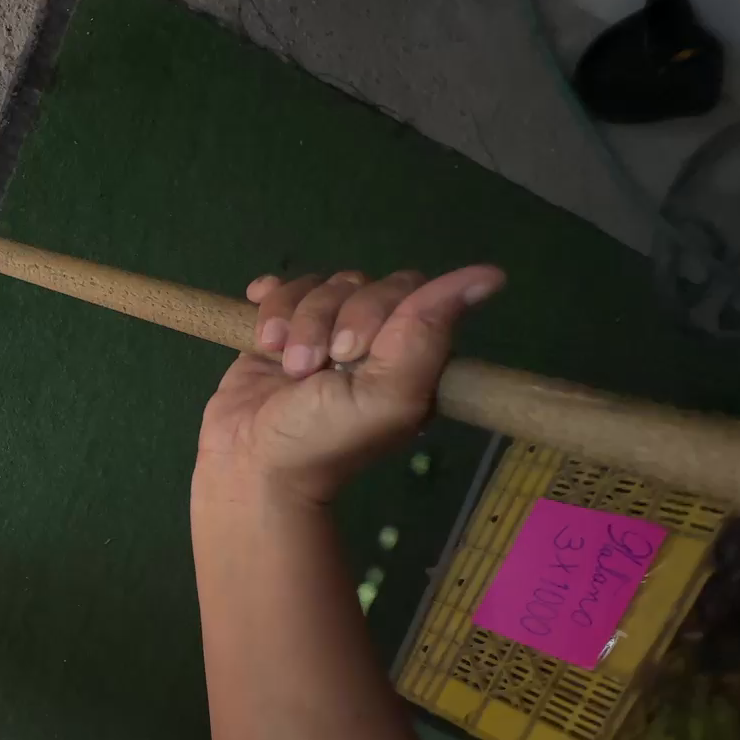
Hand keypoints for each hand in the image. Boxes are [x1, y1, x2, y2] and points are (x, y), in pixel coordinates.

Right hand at [196, 265, 503, 504]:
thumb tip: (489, 275)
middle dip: (319, 319)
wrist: (250, 464)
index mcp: (405, 352)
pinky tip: (257, 307)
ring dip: (287, 317)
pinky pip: (275, 291)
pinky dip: (266, 295)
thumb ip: (426, 336)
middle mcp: (366, 337)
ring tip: (275, 355)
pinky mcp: (273, 337)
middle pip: (352, 284)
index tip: (346, 353)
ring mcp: (316, 333)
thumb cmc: (319, 440)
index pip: (403, 290)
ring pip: (311, 287)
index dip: (370, 309)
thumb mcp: (385, 397)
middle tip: (305, 369)